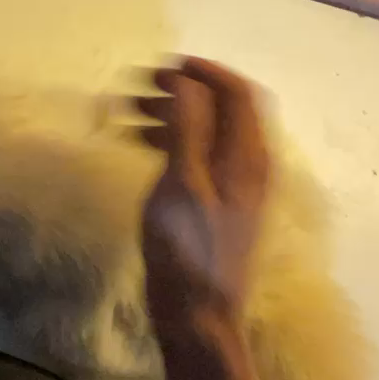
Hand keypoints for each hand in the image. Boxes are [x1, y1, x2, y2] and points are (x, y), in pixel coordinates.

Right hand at [133, 58, 270, 335]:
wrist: (197, 312)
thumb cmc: (186, 247)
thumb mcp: (181, 183)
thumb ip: (186, 129)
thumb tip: (186, 81)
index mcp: (247, 157)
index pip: (239, 94)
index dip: (204, 72)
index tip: (162, 67)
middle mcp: (249, 166)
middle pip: (223, 111)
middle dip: (182, 92)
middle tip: (137, 90)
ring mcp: (235, 186)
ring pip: (207, 133)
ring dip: (172, 115)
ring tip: (129, 115)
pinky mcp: (217, 203)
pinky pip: (198, 156)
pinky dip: (171, 141)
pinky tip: (141, 147)